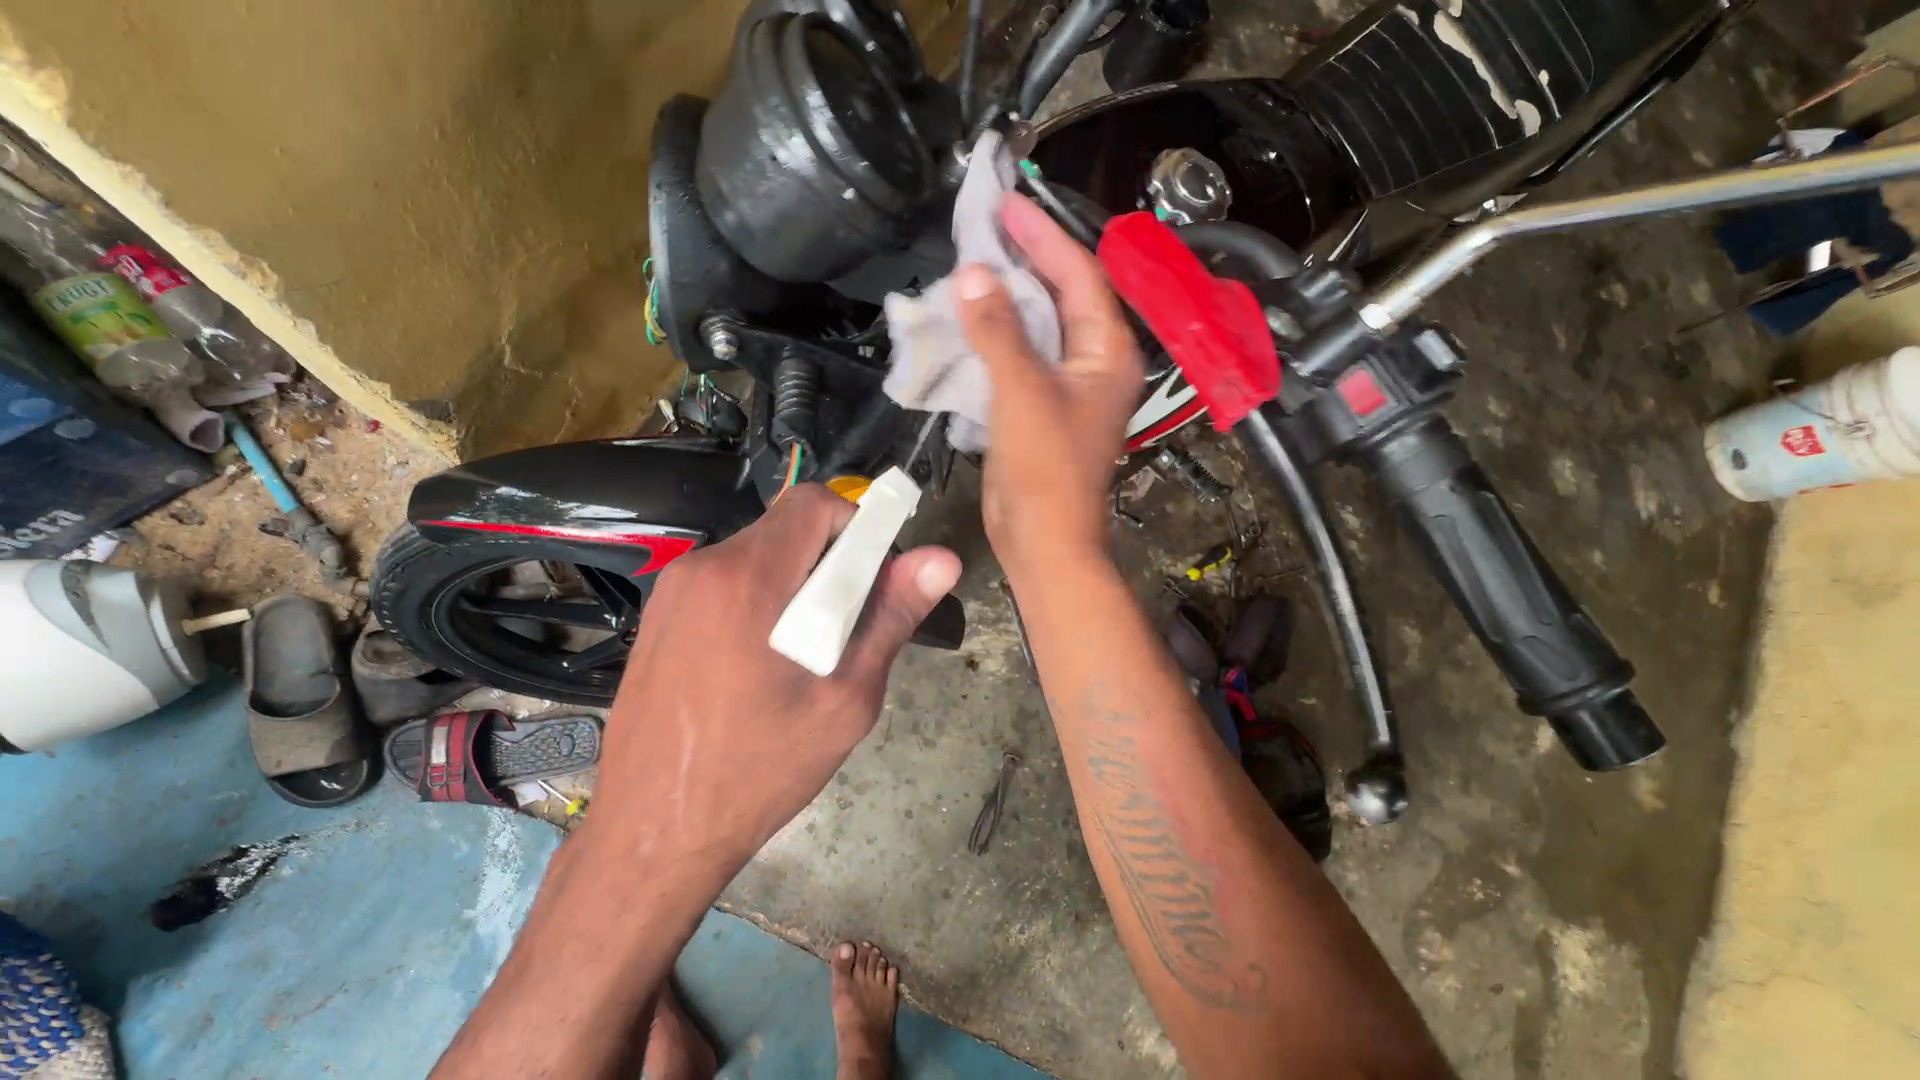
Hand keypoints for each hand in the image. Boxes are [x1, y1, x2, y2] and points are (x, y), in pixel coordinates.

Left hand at [589, 486, 960, 873]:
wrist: (652, 832)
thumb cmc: (758, 770)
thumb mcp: (844, 700)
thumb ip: (891, 619)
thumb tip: (943, 560)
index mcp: (748, 579)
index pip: (815, 502)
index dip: (857, 528)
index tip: (873, 584)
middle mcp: (701, 568)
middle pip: (785, 529)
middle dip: (828, 565)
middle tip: (845, 634)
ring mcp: (671, 592)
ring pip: (756, 558)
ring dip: (793, 587)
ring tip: (802, 661)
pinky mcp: (657, 619)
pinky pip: (724, 585)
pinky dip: (757, 605)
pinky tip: (758, 670)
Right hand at [956, 194, 1144, 579]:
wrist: (1043, 539)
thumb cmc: (1045, 470)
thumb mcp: (1022, 392)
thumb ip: (999, 332)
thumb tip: (975, 275)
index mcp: (1107, 352)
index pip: (1079, 276)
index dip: (1044, 237)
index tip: (1006, 206)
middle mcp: (1094, 362)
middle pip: (1063, 294)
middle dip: (1027, 259)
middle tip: (987, 225)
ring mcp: (1068, 385)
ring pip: (1040, 324)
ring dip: (1008, 295)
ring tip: (973, 261)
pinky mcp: (1042, 406)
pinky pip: (1021, 354)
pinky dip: (996, 333)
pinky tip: (969, 317)